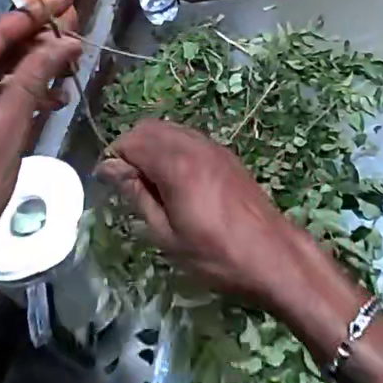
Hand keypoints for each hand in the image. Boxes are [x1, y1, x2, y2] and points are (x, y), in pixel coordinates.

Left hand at [0, 0, 81, 269]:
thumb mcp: (6, 129)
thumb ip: (34, 79)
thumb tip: (65, 40)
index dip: (36, 14)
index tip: (70, 2)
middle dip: (39, 39)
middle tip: (78, 33)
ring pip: (1, 69)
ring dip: (36, 66)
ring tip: (72, 63)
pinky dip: (25, 91)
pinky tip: (54, 97)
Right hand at [95, 119, 323, 307]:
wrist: (272, 254)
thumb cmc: (215, 254)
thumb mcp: (167, 234)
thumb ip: (138, 195)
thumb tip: (110, 169)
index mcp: (176, 163)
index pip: (131, 141)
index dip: (115, 160)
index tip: (111, 186)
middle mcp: (193, 144)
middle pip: (149, 128)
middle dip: (131, 149)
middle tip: (129, 186)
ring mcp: (212, 146)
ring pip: (170, 130)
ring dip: (152, 147)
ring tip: (152, 186)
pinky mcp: (225, 154)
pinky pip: (189, 138)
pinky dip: (173, 149)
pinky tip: (176, 181)